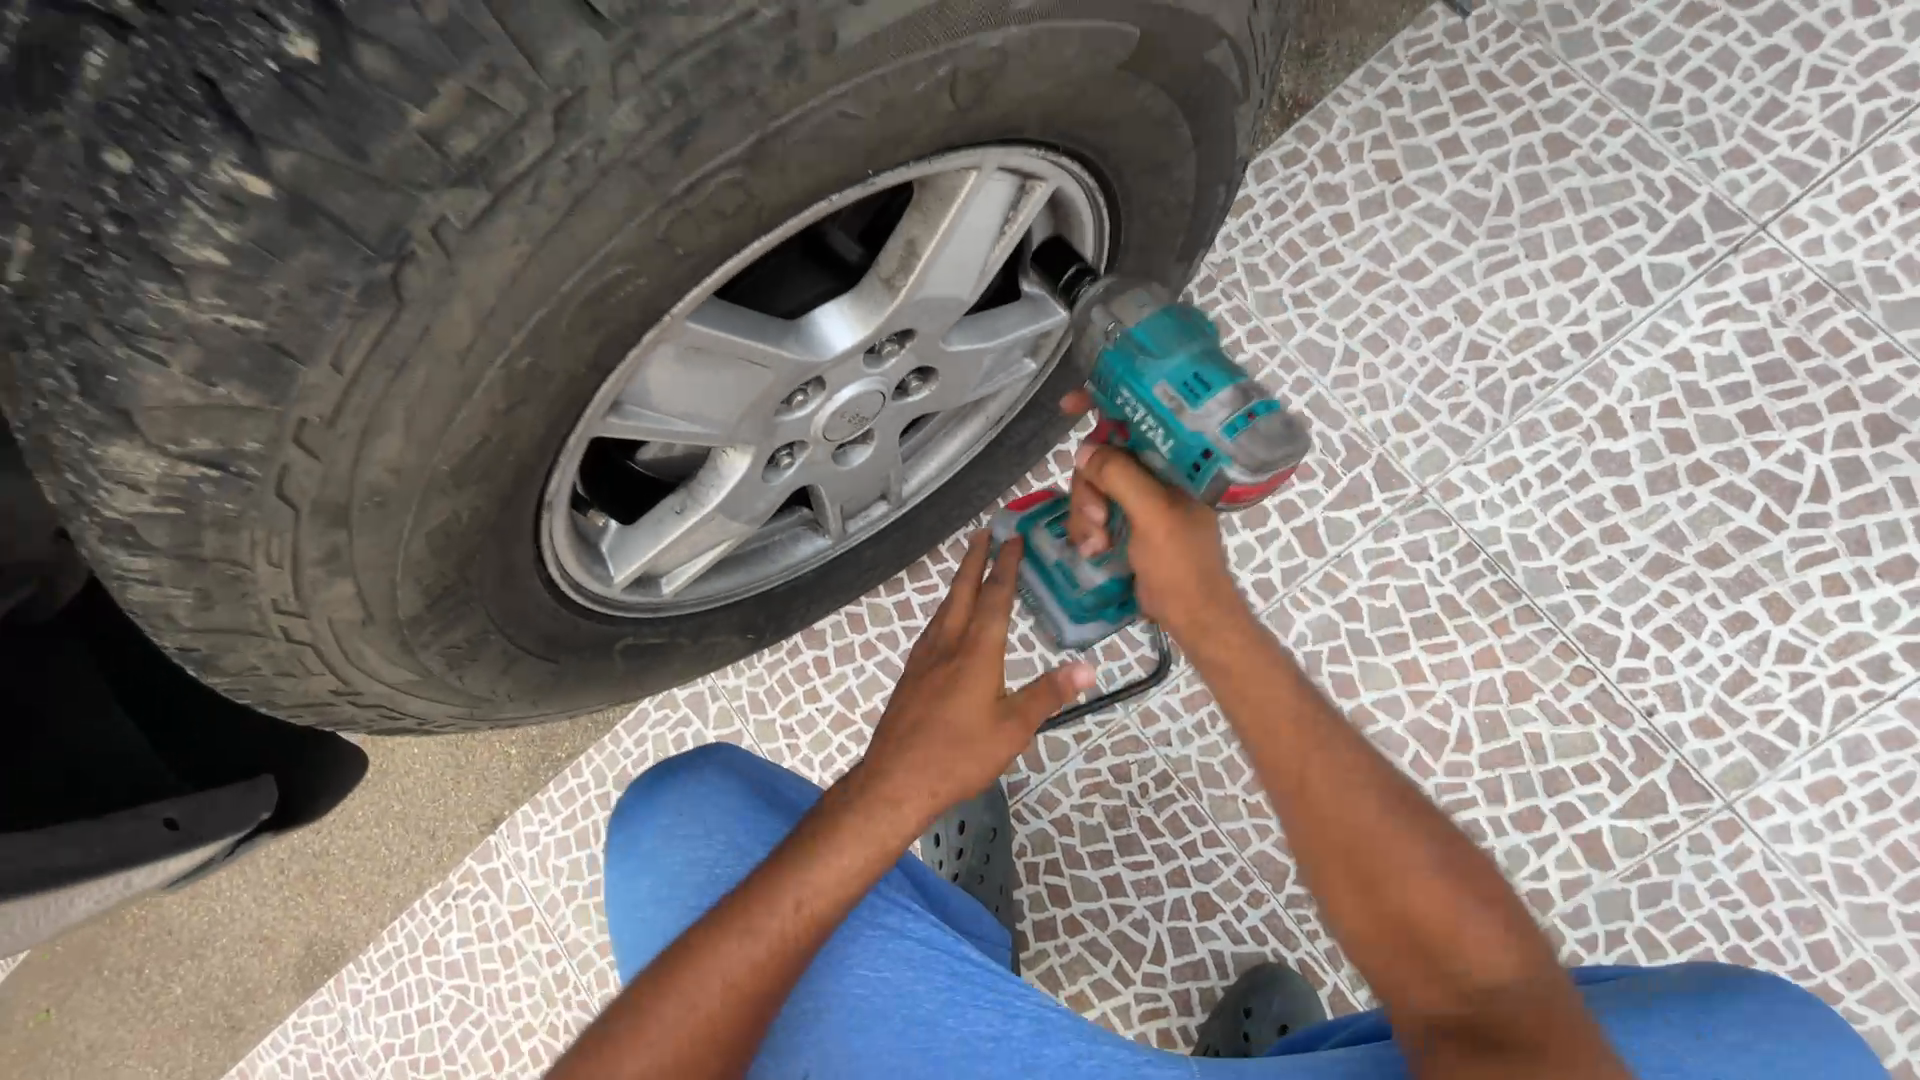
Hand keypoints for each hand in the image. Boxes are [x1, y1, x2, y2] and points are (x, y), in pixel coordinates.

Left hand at [855, 531, 1095, 822]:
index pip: (995, 598)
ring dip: (958, 583)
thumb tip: (1088, 666)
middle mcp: (948, 645)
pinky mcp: (910, 676)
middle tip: (984, 532)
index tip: (1012, 538)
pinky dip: (944, 612)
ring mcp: (923, 660)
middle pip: (962, 592)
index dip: (1006, 566)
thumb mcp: (1014, 728)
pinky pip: (932, 629)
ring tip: (967, 569)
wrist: (896, 780)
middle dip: (975, 560)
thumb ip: (1049, 694)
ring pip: (943, 609)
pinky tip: (945, 623)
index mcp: (977, 652)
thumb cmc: (960, 755)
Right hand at [1060, 390, 1244, 637]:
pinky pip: (1092, 509)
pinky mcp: (1126, 520)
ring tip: (1095, 544)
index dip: (1102, 404)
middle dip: (1088, 488)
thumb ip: (1119, 477)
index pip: (1137, 417)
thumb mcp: (1152, 515)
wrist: (1189, 614)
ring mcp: (1140, 497)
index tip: (1068, 407)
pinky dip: (1085, 528)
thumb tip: (1084, 450)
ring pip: (1092, 485)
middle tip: (1096, 521)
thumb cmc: (1182, 563)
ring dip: (1084, 514)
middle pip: (1102, 456)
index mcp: (1174, 461)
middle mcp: (1156, 472)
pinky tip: (1093, 550)